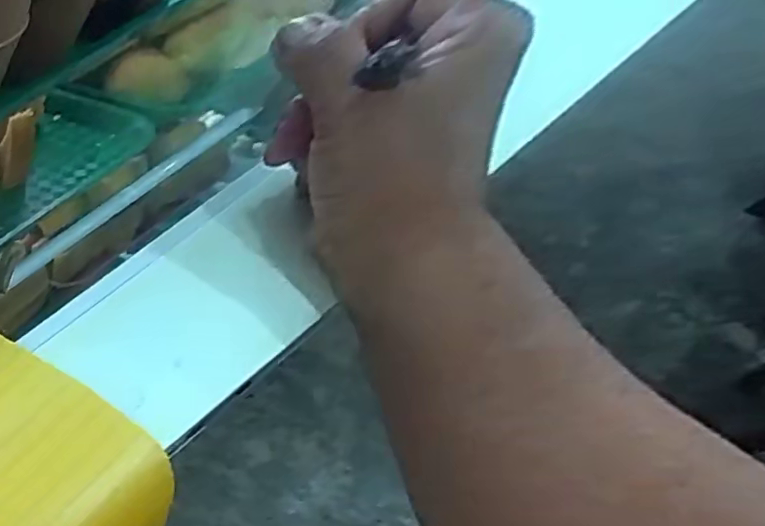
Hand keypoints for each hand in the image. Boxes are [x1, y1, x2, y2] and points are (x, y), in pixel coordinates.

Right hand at [264, 0, 533, 273]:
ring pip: (358, 89)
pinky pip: (359, 123)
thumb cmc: (383, 177)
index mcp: (476, 31)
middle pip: (374, 44)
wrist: (398, 259)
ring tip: (289, 156)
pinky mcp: (404, 146)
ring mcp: (434, 107)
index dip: (346, 36)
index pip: (401, 0)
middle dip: (321, 87)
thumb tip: (291, 29)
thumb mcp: (346, 106)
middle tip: (290, 130)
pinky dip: (326, 141)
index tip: (315, 81)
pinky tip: (307, 169)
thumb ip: (318, 55)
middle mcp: (463, 61)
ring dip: (313, 119)